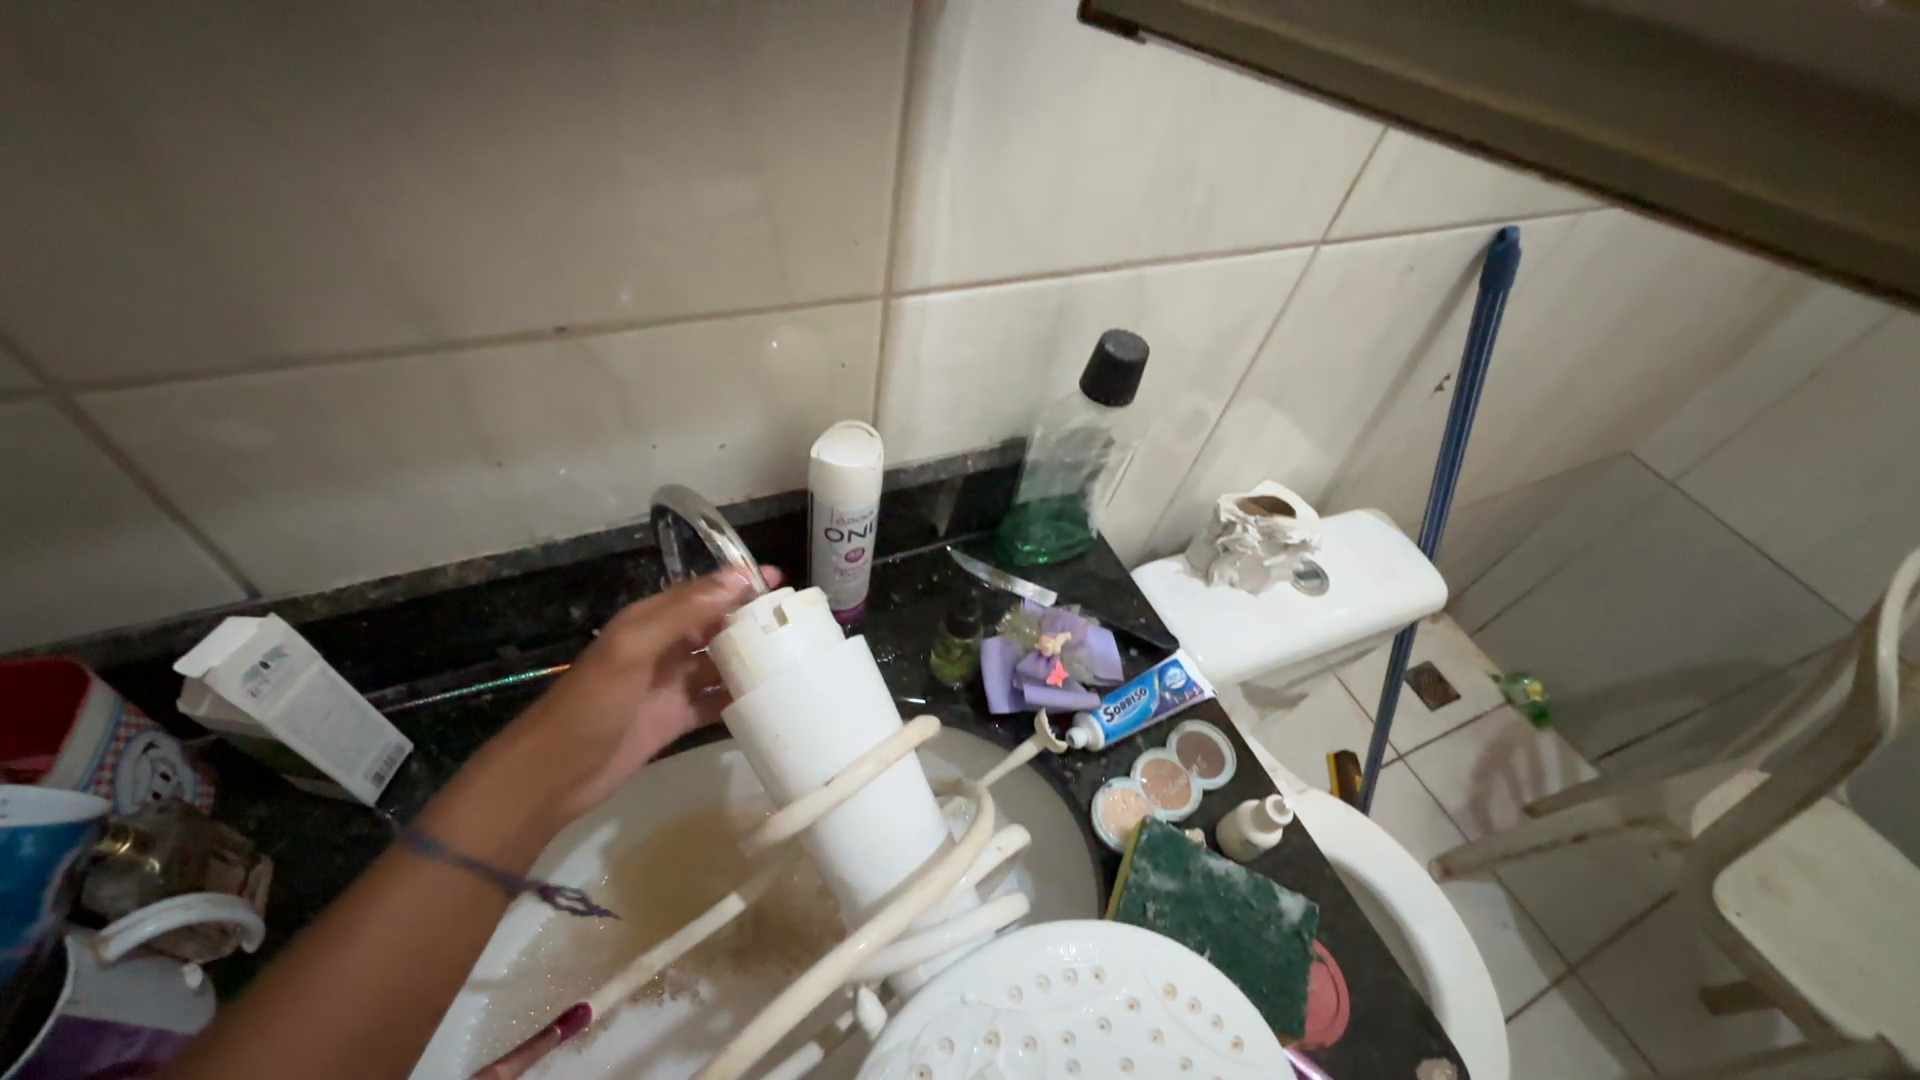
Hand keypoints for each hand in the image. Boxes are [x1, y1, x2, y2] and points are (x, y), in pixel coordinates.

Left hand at [465, 566, 780, 833]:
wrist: (555, 774)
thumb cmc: (591, 703)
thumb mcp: (632, 648)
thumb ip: (683, 612)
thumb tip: (738, 579)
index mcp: (650, 622)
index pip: (702, 593)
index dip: (739, 584)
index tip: (780, 581)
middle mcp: (664, 648)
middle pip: (716, 626)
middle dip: (753, 621)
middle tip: (800, 624)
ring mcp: (671, 685)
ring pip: (721, 664)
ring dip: (752, 660)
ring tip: (798, 659)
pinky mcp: (676, 719)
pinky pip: (716, 701)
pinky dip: (741, 699)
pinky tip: (773, 700)